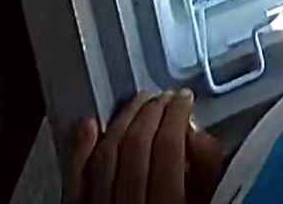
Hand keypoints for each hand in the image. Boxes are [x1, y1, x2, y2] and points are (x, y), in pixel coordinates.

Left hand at [64, 89, 224, 203]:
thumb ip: (207, 173)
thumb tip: (195, 132)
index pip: (168, 148)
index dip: (176, 114)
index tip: (185, 98)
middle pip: (135, 147)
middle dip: (152, 111)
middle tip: (165, 97)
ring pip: (105, 157)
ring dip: (122, 120)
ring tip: (140, 102)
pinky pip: (74, 185)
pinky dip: (79, 152)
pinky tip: (90, 125)